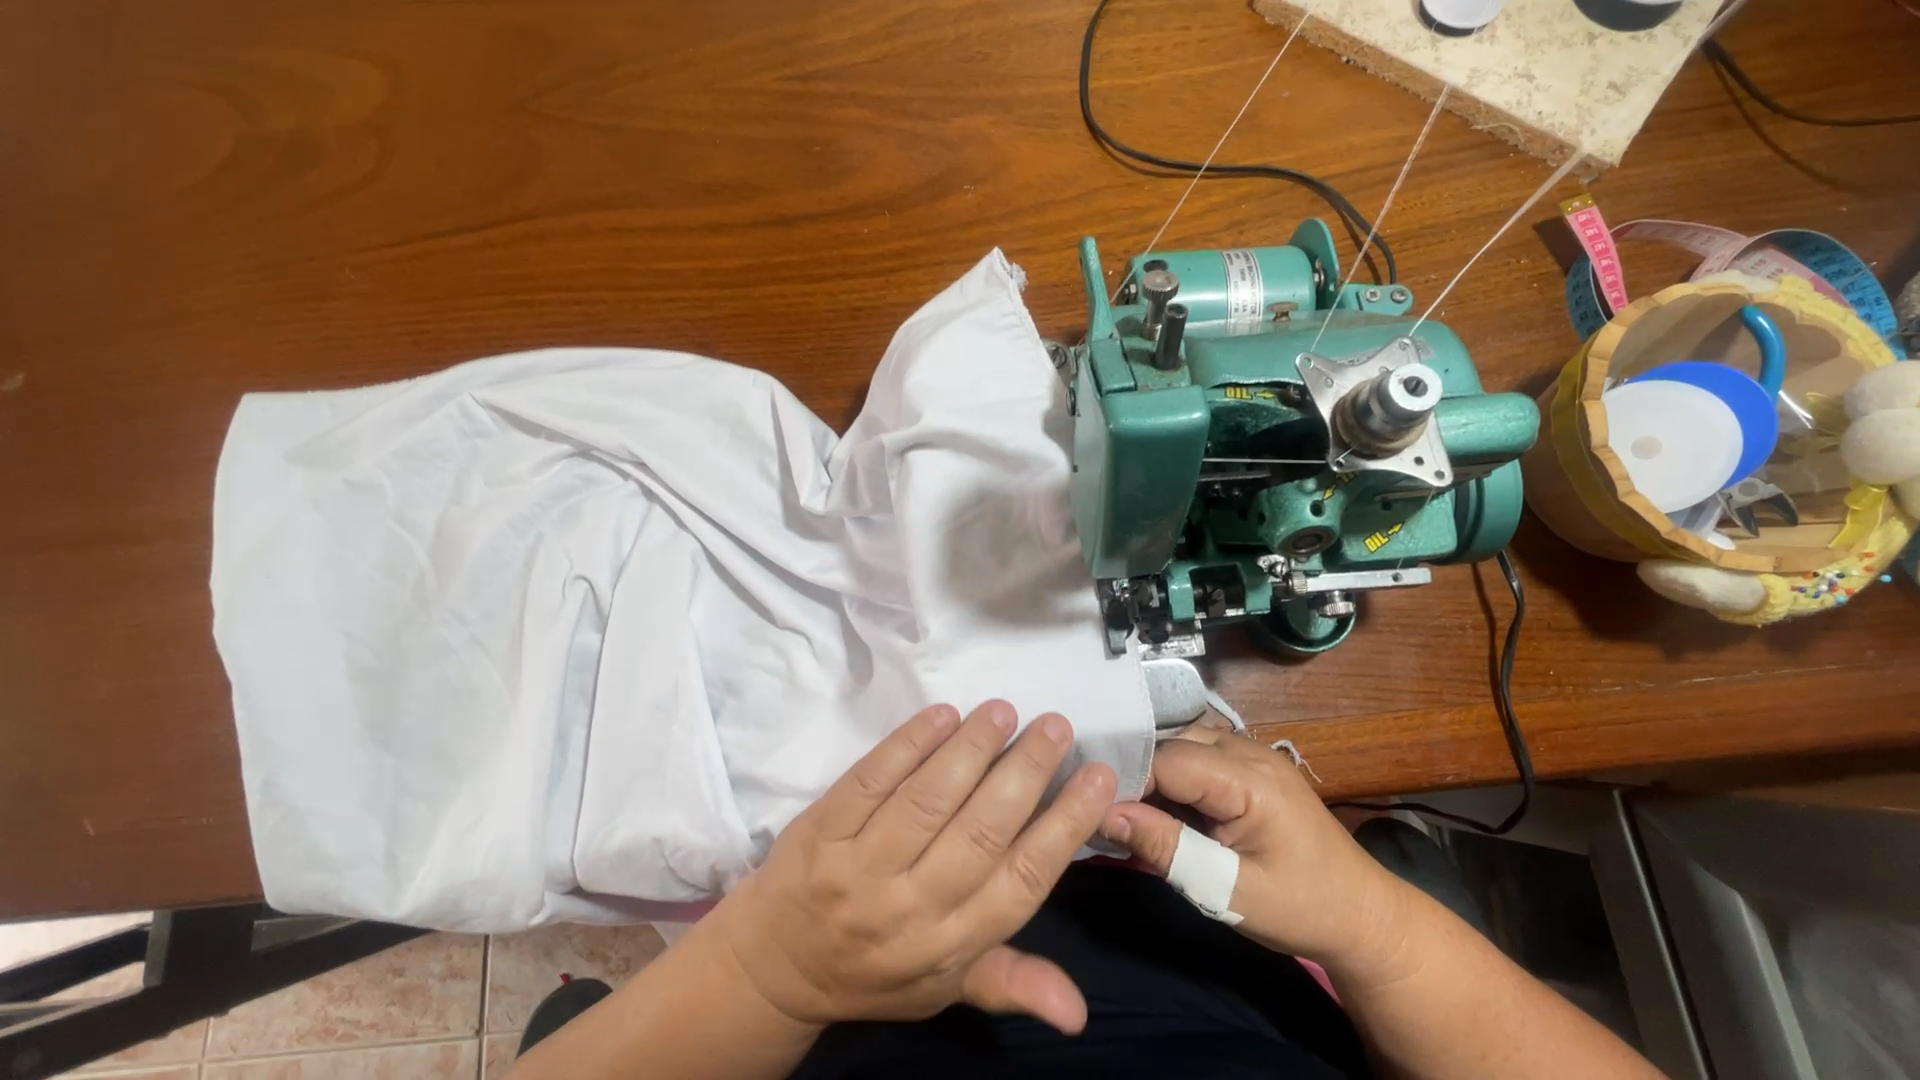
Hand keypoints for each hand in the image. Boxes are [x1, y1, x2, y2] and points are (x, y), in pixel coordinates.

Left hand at [711, 701, 1116, 1034]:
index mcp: (949, 944)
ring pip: (926, 800)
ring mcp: (858, 866)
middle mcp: (908, 907)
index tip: (1097, 778)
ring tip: (1005, 711)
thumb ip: (1011, 982)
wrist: (774, 966)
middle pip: (980, 832)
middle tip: (1057, 726)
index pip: (1020, 881)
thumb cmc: (874, 973)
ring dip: (970, 750)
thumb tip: (1081, 1012)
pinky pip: (870, 780)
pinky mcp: (820, 831)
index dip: (1064, 827)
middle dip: (1025, 774)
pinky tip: (942, 715)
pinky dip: (908, 745)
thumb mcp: (945, 990)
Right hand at [1097, 725, 1410, 977]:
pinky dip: (1174, 776)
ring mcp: (1254, 755)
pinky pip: (1200, 755)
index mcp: (1251, 780)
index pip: (1169, 759)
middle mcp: (1251, 752)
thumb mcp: (1227, 889)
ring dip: (1154, 773)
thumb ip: (1167, 847)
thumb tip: (1104, 814)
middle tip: (1106, 809)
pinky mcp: (1252, 767)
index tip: (1097, 810)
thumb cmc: (1300, 908)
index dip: (1129, 781)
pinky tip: (1161, 808)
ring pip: (1183, 743)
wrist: (1362, 916)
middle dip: (1137, 772)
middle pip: (1174, 742)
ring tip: (1128, 809)